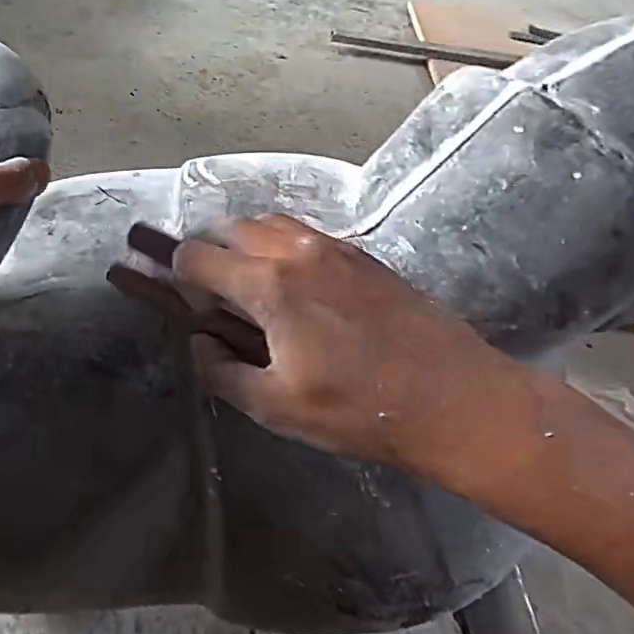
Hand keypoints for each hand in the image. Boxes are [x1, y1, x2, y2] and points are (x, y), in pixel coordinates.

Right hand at [174, 215, 537, 473]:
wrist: (461, 403)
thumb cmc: (361, 411)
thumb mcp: (275, 407)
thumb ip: (220, 371)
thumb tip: (200, 343)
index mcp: (268, 286)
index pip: (195, 256)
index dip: (172, 271)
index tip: (173, 292)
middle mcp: (295, 254)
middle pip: (228, 228)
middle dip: (206, 252)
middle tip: (206, 289)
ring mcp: (333, 249)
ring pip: (267, 222)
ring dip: (243, 241)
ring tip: (245, 278)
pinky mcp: (362, 255)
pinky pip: (302, 232)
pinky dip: (278, 244)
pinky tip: (291, 281)